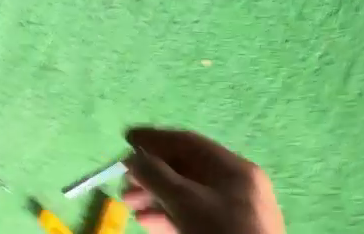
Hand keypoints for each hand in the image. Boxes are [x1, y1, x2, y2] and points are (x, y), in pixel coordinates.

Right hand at [122, 128, 283, 233]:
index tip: (125, 140)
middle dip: (151, 174)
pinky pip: (196, 217)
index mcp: (235, 169)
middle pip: (186, 170)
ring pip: (188, 196)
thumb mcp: (184, 201)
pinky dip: (170, 216)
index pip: (188, 142)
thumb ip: (155, 174)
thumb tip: (131, 157)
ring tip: (129, 204)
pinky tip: (147, 222)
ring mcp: (237, 214)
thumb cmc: (221, 233)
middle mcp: (239, 187)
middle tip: (124, 181)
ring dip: (155, 197)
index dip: (154, 139)